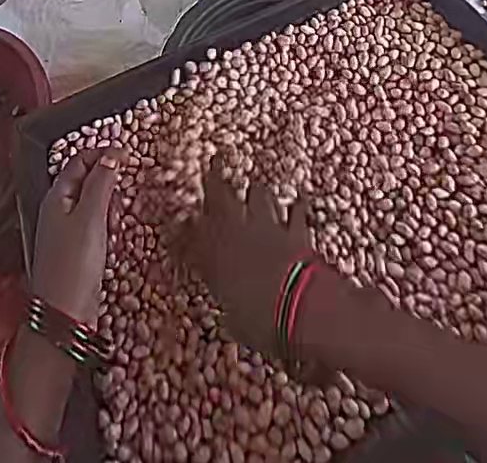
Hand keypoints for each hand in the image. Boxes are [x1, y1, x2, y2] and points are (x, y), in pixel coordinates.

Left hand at [32, 148, 126, 324]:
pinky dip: (106, 228)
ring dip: (108, 209)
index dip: (102, 153)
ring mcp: (66, 230)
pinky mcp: (76, 250)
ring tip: (114, 226)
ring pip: (93, 205)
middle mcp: (58, 209)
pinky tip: (111, 242)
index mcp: (57, 196)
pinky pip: (95, 227)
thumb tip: (111, 155)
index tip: (127, 154)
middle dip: (107, 186)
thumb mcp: (91, 217)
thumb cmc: (74, 265)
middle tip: (119, 200)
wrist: (64, 317)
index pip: (79, 160)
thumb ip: (101, 183)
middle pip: (87, 181)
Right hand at [184, 163, 313, 355]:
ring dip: (256, 192)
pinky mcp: (295, 230)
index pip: (193, 232)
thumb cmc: (263, 321)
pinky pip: (296, 212)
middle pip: (221, 197)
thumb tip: (231, 315)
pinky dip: (297, 208)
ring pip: (258, 196)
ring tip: (254, 185)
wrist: (304, 309)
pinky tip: (299, 200)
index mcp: (215, 255)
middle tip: (212, 165)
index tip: (181, 219)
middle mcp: (238, 233)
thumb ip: (232, 309)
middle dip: (214, 181)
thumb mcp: (238, 321)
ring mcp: (268, 227)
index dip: (186, 224)